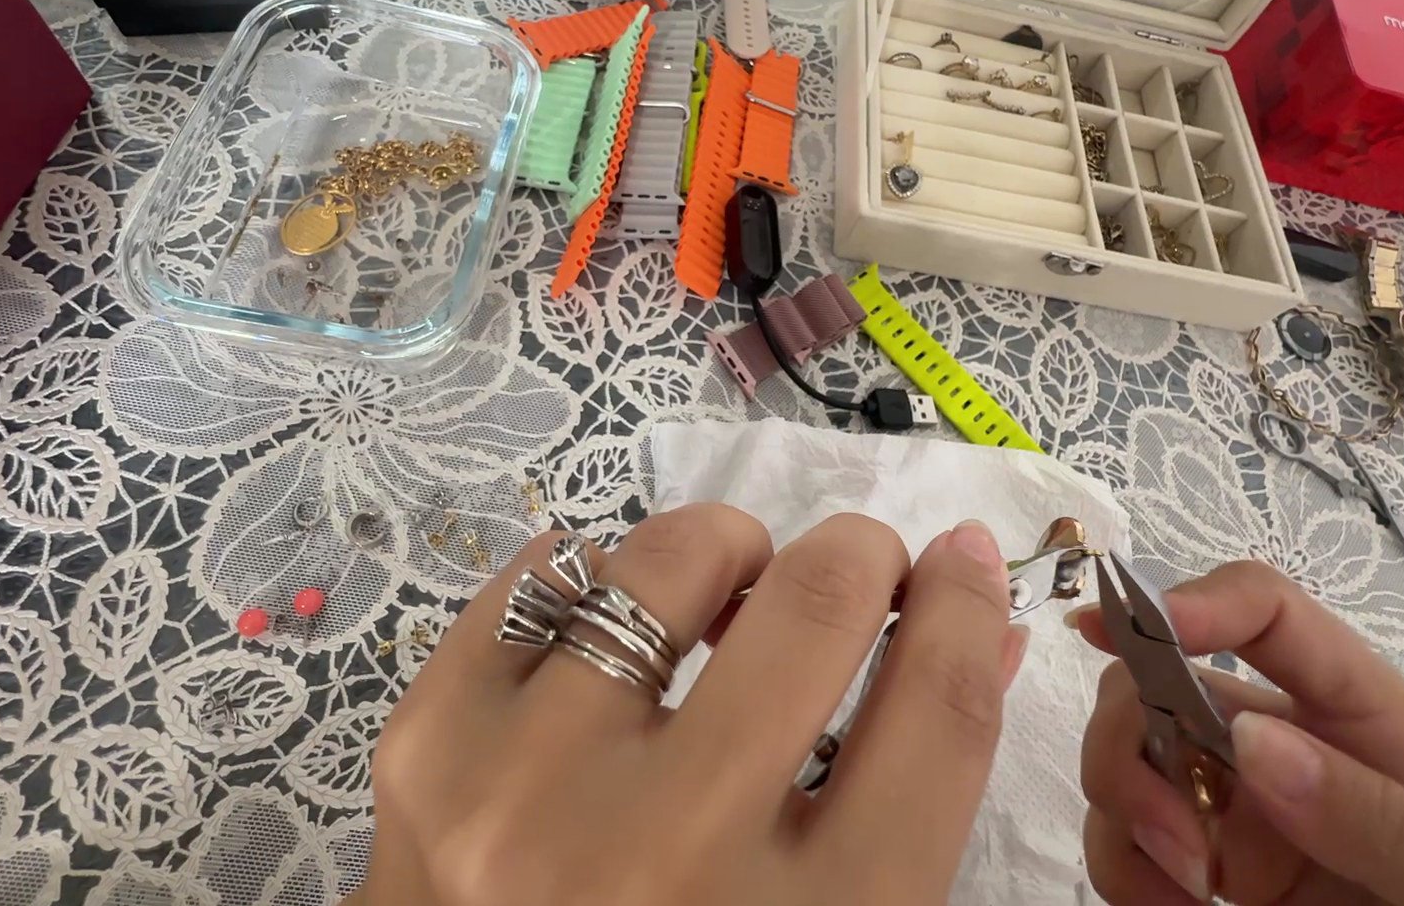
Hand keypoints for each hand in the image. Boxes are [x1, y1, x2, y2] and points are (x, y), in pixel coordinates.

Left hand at [360, 506, 1028, 904]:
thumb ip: (913, 786)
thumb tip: (974, 624)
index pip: (933, 714)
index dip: (965, 610)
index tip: (963, 560)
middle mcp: (663, 859)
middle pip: (812, 610)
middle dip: (860, 553)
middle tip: (857, 559)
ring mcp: (525, 793)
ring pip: (669, 561)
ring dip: (725, 546)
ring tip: (729, 585)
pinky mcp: (429, 743)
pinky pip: (544, 575)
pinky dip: (598, 567)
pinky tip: (611, 611)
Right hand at [1074, 560, 1403, 905]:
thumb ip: (1397, 827)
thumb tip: (1251, 743)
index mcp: (1371, 723)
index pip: (1269, 613)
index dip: (1192, 602)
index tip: (1118, 630)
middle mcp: (1287, 747)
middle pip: (1158, 678)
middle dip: (1128, 734)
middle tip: (1177, 843)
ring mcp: (1244, 808)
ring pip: (1125, 750)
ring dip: (1121, 804)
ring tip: (1182, 892)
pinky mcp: (1217, 867)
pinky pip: (1126, 835)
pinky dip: (1122, 863)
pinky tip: (1166, 904)